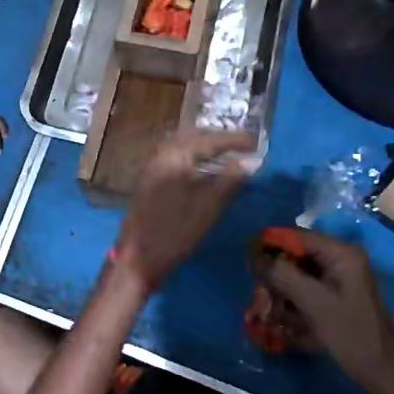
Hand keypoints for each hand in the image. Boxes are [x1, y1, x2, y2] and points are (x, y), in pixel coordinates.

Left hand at [113, 130, 257, 287]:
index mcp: (174, 156)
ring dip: (203, 146)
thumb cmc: (175, 231)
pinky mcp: (148, 178)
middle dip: (217, 138)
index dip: (234, 140)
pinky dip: (191, 156)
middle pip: (192, 136)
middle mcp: (160, 154)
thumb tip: (253, 161)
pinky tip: (202, 167)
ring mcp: (151, 165)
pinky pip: (173, 156)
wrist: (138, 257)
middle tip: (241, 144)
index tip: (255, 141)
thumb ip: (231, 180)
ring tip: (225, 152)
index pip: (208, 140)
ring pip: (181, 145)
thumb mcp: (208, 206)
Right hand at [254, 231, 393, 393]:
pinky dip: (293, 299)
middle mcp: (342, 259)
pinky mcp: (338, 295)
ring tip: (269, 310)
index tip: (248, 261)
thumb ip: (283, 274)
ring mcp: (341, 278)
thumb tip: (256, 257)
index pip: (298, 236)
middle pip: (298, 255)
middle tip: (260, 295)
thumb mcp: (313, 302)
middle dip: (276, 273)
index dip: (271, 245)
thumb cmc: (350, 334)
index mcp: (342, 253)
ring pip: (300, 273)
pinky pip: (308, 288)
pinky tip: (283, 318)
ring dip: (282, 289)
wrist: (382, 372)